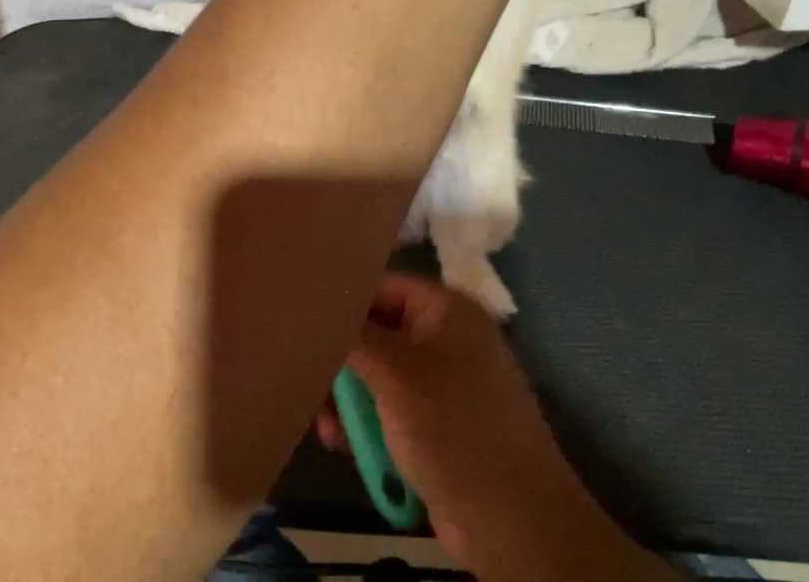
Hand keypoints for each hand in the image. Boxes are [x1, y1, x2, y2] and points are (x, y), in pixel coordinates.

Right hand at [318, 275, 684, 580]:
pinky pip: (388, 409)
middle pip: (372, 332)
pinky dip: (365, 423)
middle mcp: (446, 339)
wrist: (513, 523)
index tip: (295, 321)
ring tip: (326, 428)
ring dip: (346, 400)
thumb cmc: (453, 430)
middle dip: (338, 362)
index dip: (336, 302)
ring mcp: (443, 385)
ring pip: (374, 376)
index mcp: (447, 311)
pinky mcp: (437, 425)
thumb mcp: (392, 373)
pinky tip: (343, 444)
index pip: (377, 285)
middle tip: (306, 384)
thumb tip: (308, 302)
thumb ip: (348, 333)